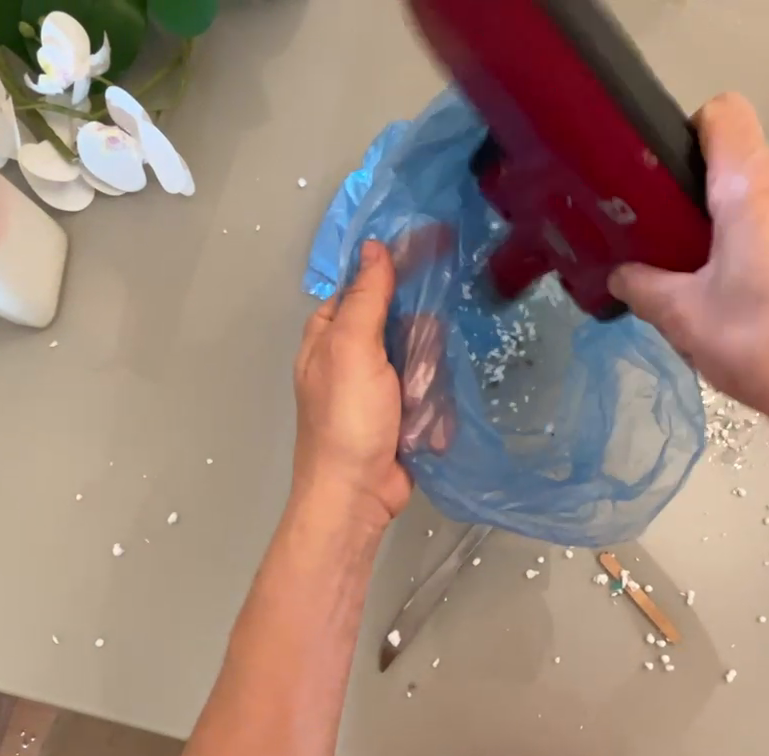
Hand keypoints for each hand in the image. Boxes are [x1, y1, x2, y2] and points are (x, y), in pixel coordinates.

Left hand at [292, 240, 411, 526]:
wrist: (357, 493)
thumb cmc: (347, 419)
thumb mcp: (352, 348)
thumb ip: (366, 298)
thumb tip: (374, 248)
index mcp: (330, 334)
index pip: (364, 284)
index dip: (396, 266)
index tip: (438, 248)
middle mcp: (352, 357)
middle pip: (399, 321)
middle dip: (419, 332)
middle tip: (425, 348)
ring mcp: (378, 389)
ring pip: (419, 358)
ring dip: (428, 374)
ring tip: (423, 396)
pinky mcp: (401, 416)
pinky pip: (427, 393)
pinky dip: (433, 404)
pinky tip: (432, 421)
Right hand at [608, 94, 768, 473]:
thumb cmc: (758, 347)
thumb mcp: (684, 321)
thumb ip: (643, 288)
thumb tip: (618, 275)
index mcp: (752, 187)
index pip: (723, 114)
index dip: (697, 135)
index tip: (685, 185)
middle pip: (754, 166)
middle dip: (730, 203)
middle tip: (713, 262)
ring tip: (763, 283)